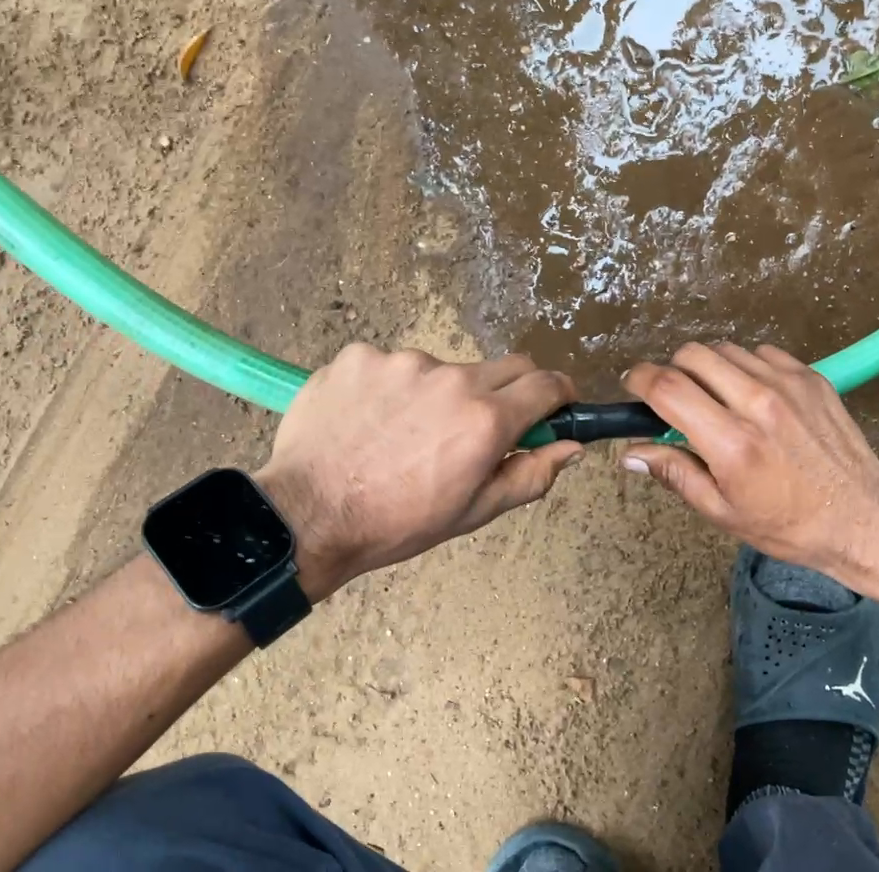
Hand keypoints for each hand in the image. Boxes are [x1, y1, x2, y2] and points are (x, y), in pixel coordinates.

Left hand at [255, 344, 580, 599]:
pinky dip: (392, 388)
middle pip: (505, 367)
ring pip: (444, 369)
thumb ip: (531, 474)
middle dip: (505, 393)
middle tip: (477, 428)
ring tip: (405, 433)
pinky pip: (392, 365)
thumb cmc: (397, 523)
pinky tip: (370, 420)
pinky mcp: (359, 356)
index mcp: (485, 419)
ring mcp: (402, 361)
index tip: (555, 407)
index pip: (547, 384)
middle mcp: (451, 378)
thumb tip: (573, 447)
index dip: (558, 394)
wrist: (305, 517)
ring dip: (440, 393)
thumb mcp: (473, 511)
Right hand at [618, 343, 878, 587]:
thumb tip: (630, 452)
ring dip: (710, 368)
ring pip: (726, 349)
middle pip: (692, 354)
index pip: (667, 387)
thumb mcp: (722, 512)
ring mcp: (788, 385)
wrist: (862, 517)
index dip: (639, 379)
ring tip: (717, 398)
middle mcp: (758, 403)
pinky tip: (754, 396)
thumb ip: (674, 473)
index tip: (632, 384)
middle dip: (672, 369)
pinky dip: (747, 367)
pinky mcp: (811, 377)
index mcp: (731, 443)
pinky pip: (762, 353)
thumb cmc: (788, 525)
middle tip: (675, 397)